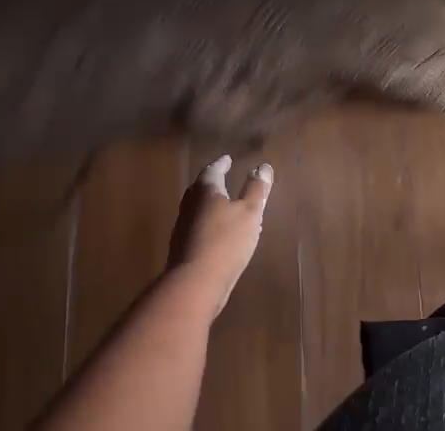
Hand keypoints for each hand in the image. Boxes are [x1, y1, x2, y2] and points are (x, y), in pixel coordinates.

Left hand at [167, 156, 272, 314]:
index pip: (212, 171)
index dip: (221, 164)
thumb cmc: (225, 242)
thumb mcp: (249, 212)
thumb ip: (256, 189)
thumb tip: (263, 166)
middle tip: (222, 177)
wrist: (194, 285)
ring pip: (196, 209)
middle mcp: (190, 207)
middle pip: (199, 189)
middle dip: (211, 182)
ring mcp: (182, 229)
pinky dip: (207, 222)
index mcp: (205, 192)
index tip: (228, 159)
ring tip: (222, 204)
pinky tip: (217, 232)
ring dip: (208, 203)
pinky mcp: (182, 250)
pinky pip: (195, 227)